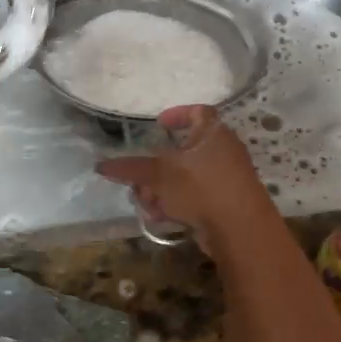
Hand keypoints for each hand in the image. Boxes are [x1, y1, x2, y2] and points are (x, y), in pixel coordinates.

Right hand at [95, 105, 276, 243]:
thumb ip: (129, 168)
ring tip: (148, 204)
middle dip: (154, 167)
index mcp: (212, 134)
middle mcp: (222, 151)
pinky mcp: (224, 200)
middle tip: (139, 179)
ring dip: (160, 189)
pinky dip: (175, 202)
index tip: (158, 124)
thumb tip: (101, 165)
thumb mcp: (158, 175)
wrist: (239, 229)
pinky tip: (162, 216)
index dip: (178, 114)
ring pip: (183, 176)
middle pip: (181, 151)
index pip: (198, 112)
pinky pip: (193, 195)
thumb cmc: (200, 189)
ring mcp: (225, 177)